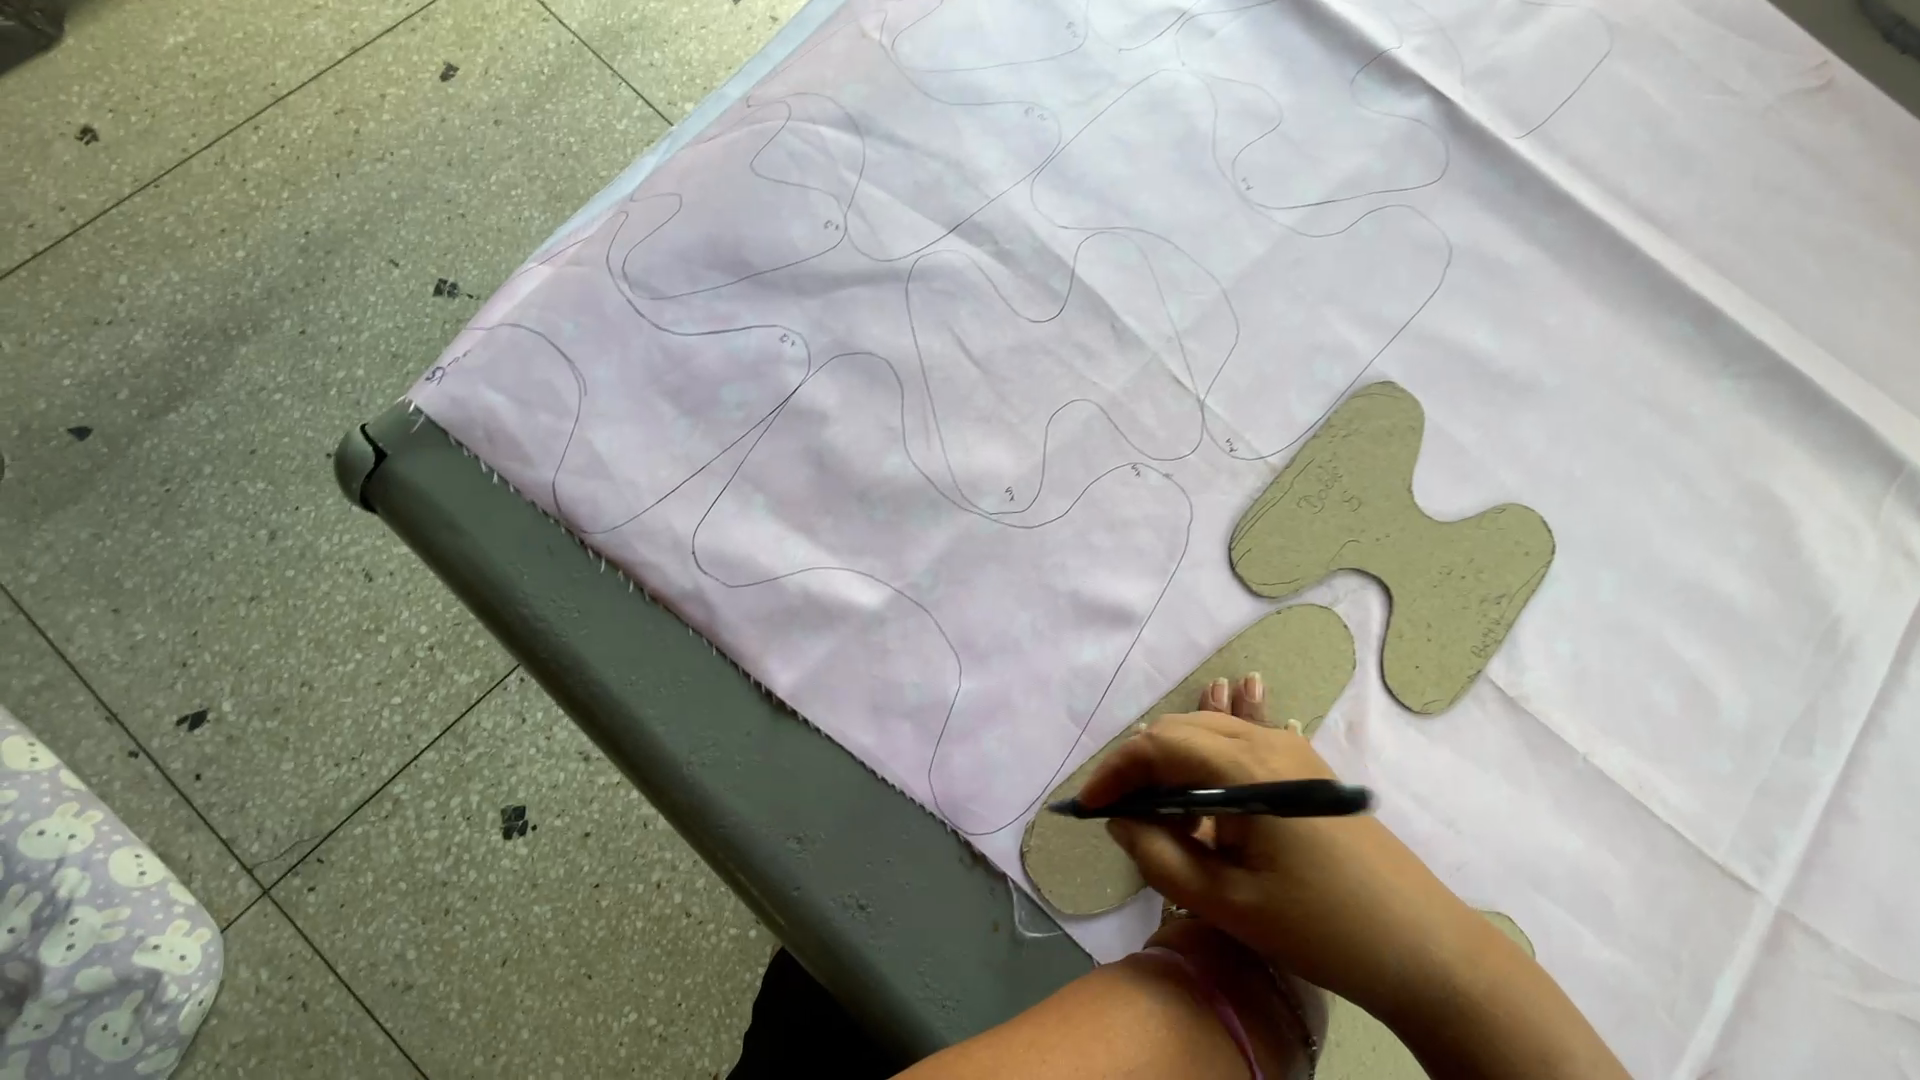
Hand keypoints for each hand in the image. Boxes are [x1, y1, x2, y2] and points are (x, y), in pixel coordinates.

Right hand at [1078, 674, 1485, 1016]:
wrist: (1425, 949)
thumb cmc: (1321, 929)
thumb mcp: (1226, 904)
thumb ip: (1158, 855)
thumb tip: (1120, 818)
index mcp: (1247, 769)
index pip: (1158, 745)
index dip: (1115, 771)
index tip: (1088, 807)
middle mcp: (1269, 743)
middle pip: (1181, 730)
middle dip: (1139, 764)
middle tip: (1117, 811)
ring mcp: (1294, 752)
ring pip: (1210, 733)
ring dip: (1172, 762)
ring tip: (1152, 809)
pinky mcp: (1307, 770)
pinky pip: (1241, 746)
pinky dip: (1205, 764)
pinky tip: (1198, 793)